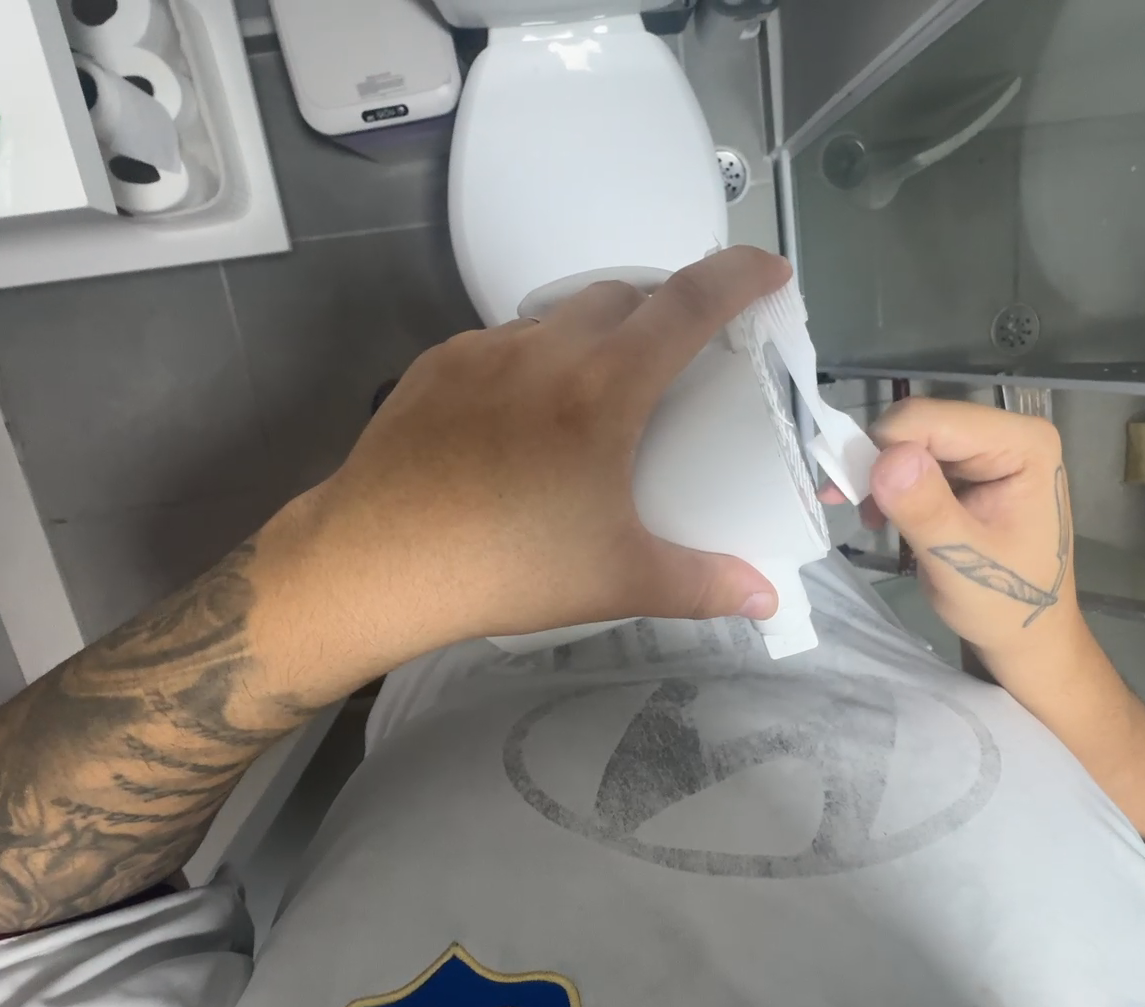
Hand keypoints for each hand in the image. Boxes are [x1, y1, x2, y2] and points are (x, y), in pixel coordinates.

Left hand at [271, 247, 791, 662]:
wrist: (374, 564)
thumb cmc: (508, 568)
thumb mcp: (619, 580)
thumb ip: (703, 585)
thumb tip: (765, 599)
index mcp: (604, 387)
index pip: (689, 302)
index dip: (740, 275)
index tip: (770, 270)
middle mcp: (545, 349)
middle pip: (623, 294)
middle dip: (663, 308)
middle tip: (677, 356)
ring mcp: (482, 351)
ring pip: (558, 317)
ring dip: (595, 335)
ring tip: (596, 393)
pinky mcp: (435, 366)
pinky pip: (503, 343)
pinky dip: (535, 360)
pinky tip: (522, 416)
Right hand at [825, 398, 1078, 661]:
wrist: (1025, 634)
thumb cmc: (1004, 604)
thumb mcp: (959, 562)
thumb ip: (925, 508)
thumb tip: (887, 458)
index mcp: (1021, 444)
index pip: (929, 420)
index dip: (883, 450)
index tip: (853, 495)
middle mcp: (1007, 432)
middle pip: (916, 424)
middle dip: (877, 462)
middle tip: (858, 510)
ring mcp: (987, 449)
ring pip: (907, 439)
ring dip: (878, 476)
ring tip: (870, 519)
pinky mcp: (969, 466)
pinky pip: (912, 457)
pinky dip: (887, 483)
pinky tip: (881, 515)